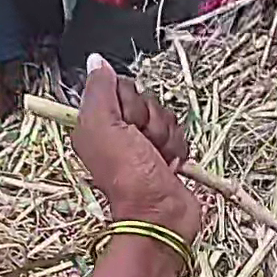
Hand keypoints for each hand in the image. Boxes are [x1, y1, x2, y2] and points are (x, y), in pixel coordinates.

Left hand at [72, 55, 200, 242]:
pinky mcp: (167, 156)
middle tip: (144, 145)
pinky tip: (171, 165)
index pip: (122, 87)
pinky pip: (179, 135)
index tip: (126, 123)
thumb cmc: (128, 176)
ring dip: (166, 136)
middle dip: (151, 120)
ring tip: (158, 159)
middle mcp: (119, 132)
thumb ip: (99, 91)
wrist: (160, 215)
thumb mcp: (103, 127)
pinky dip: (178, 148)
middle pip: (146, 100)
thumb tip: (96, 61)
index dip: (130, 101)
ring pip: (165, 116)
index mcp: (98, 124)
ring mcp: (144, 145)